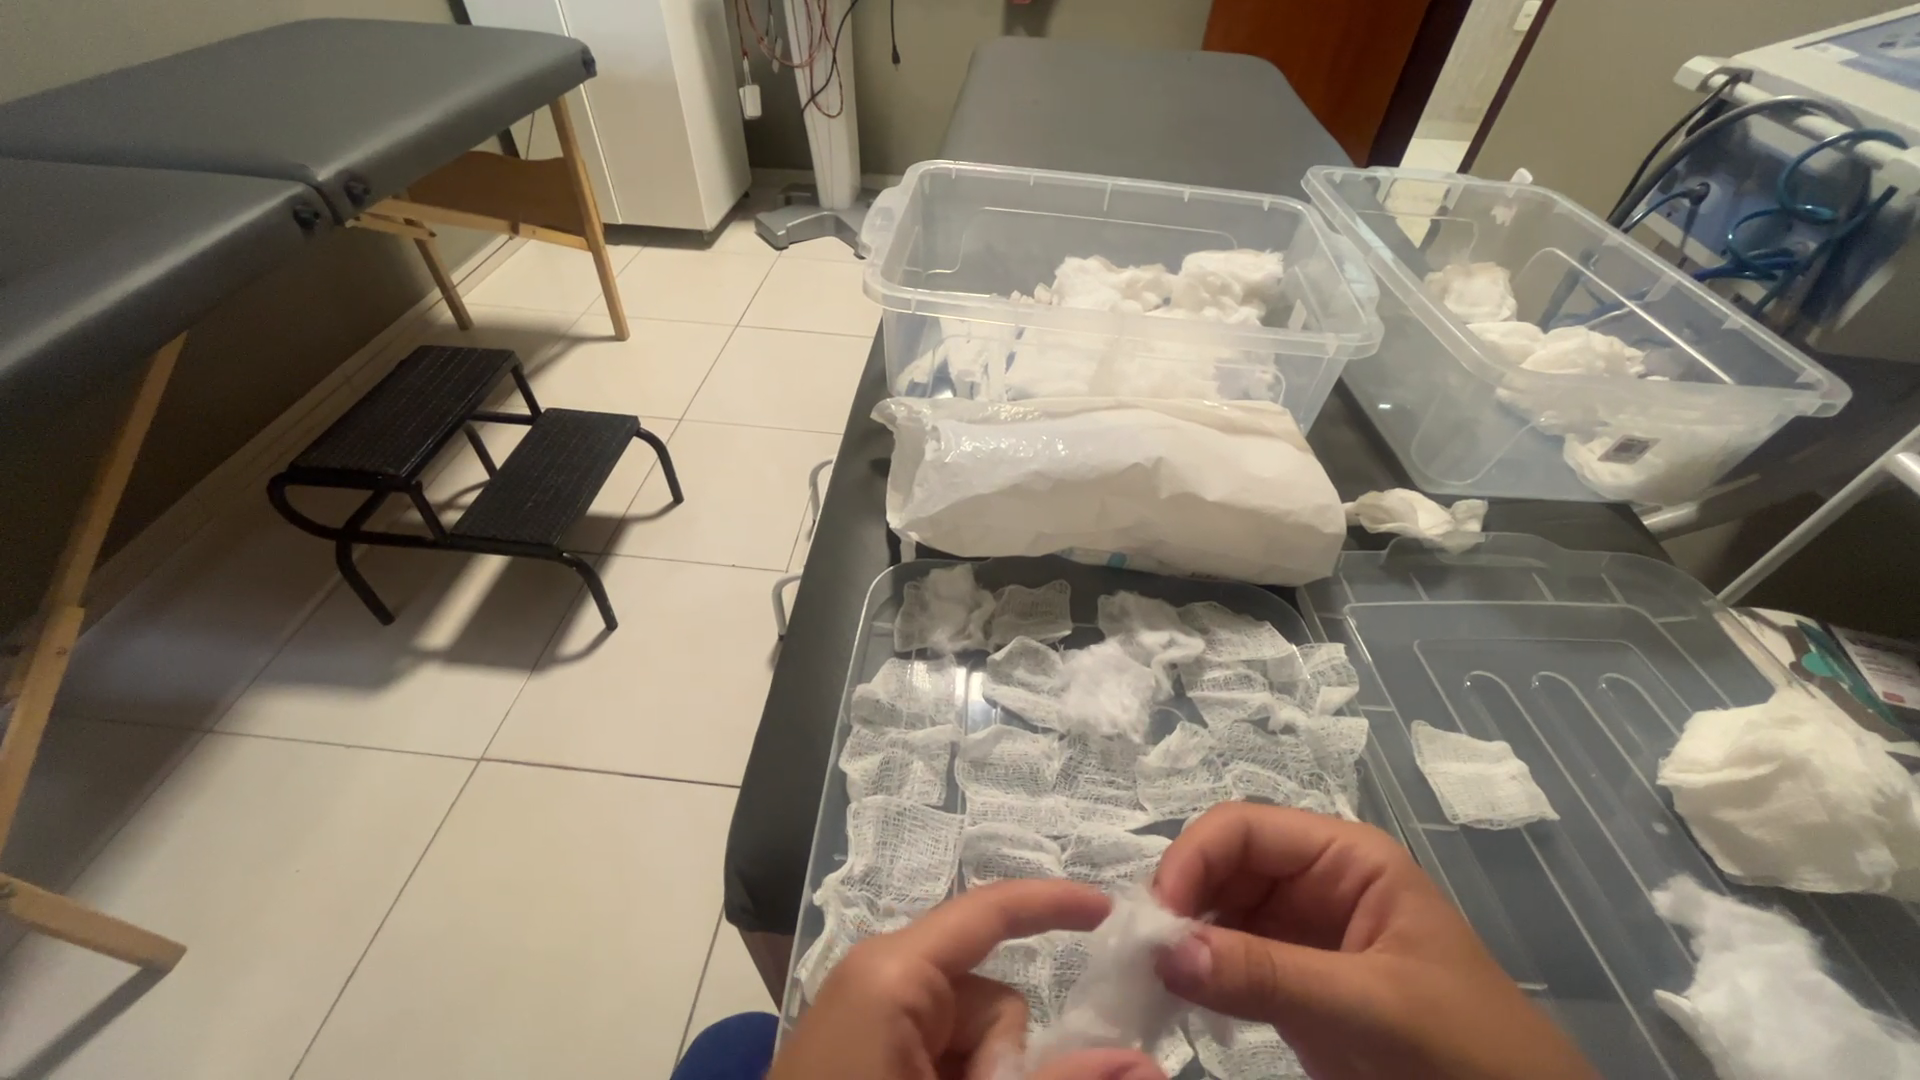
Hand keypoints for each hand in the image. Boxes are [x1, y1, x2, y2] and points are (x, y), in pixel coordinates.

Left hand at [770, 879, 1165, 1079]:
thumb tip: (1148, 1066)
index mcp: (895, 972)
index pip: (989, 911)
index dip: (1053, 903)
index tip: (1111, 915)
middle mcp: (884, 977)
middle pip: (992, 999)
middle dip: (1006, 1061)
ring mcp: (873, 1016)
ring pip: (973, 1038)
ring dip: (983, 1079)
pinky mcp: (867, 1049)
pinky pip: (941, 1054)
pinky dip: (958, 1079)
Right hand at [1153, 803, 1597, 1079]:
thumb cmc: (1470, 1052)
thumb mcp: (1373, 1008)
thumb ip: (1267, 975)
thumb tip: (1163, 950)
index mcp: (1345, 857)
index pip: (1244, 828)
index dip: (1191, 858)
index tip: (1155, 917)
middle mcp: (1315, 881)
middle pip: (1222, 865)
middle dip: (1180, 900)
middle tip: (1143, 955)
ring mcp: (1301, 932)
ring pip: (1216, 911)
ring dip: (1181, 938)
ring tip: (1150, 980)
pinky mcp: (1292, 980)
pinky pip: (1227, 959)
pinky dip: (1197, 974)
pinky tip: (1179, 999)